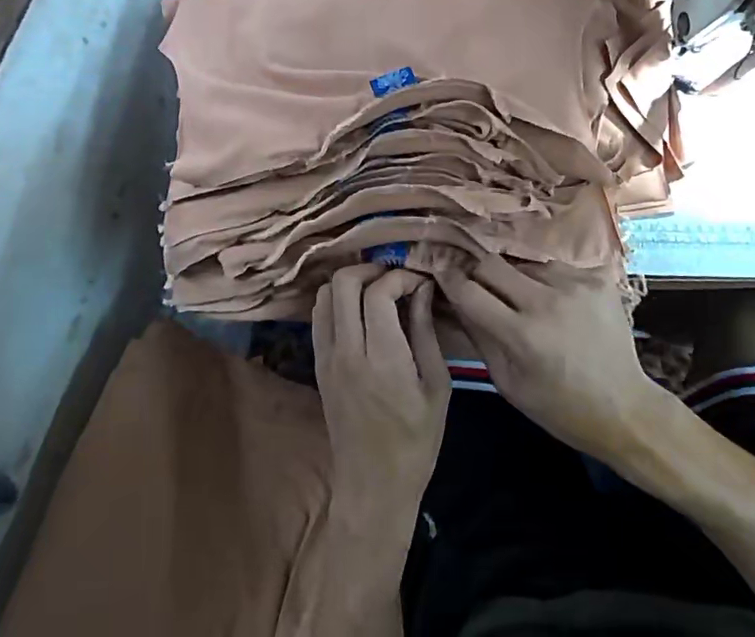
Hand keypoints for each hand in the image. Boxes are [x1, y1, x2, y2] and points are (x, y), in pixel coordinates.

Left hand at [312, 264, 449, 518]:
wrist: (373, 484)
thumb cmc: (416, 439)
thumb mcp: (437, 385)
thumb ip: (425, 332)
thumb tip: (423, 289)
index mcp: (381, 359)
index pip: (377, 292)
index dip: (401, 277)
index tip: (421, 283)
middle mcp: (346, 352)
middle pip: (343, 283)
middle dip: (372, 270)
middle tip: (398, 280)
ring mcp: (325, 358)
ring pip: (325, 295)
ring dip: (352, 283)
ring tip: (381, 292)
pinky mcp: (317, 365)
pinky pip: (320, 316)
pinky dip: (339, 302)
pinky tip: (363, 311)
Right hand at [432, 255, 676, 465]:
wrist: (623, 406)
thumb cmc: (558, 407)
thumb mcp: (508, 382)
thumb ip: (479, 336)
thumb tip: (452, 300)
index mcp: (522, 334)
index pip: (470, 290)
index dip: (449, 279)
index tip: (440, 271)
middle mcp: (548, 300)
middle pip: (493, 264)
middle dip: (477, 271)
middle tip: (474, 281)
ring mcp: (576, 284)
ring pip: (525, 263)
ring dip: (514, 277)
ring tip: (522, 300)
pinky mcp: (597, 278)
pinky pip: (556, 268)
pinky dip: (546, 281)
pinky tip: (554, 303)